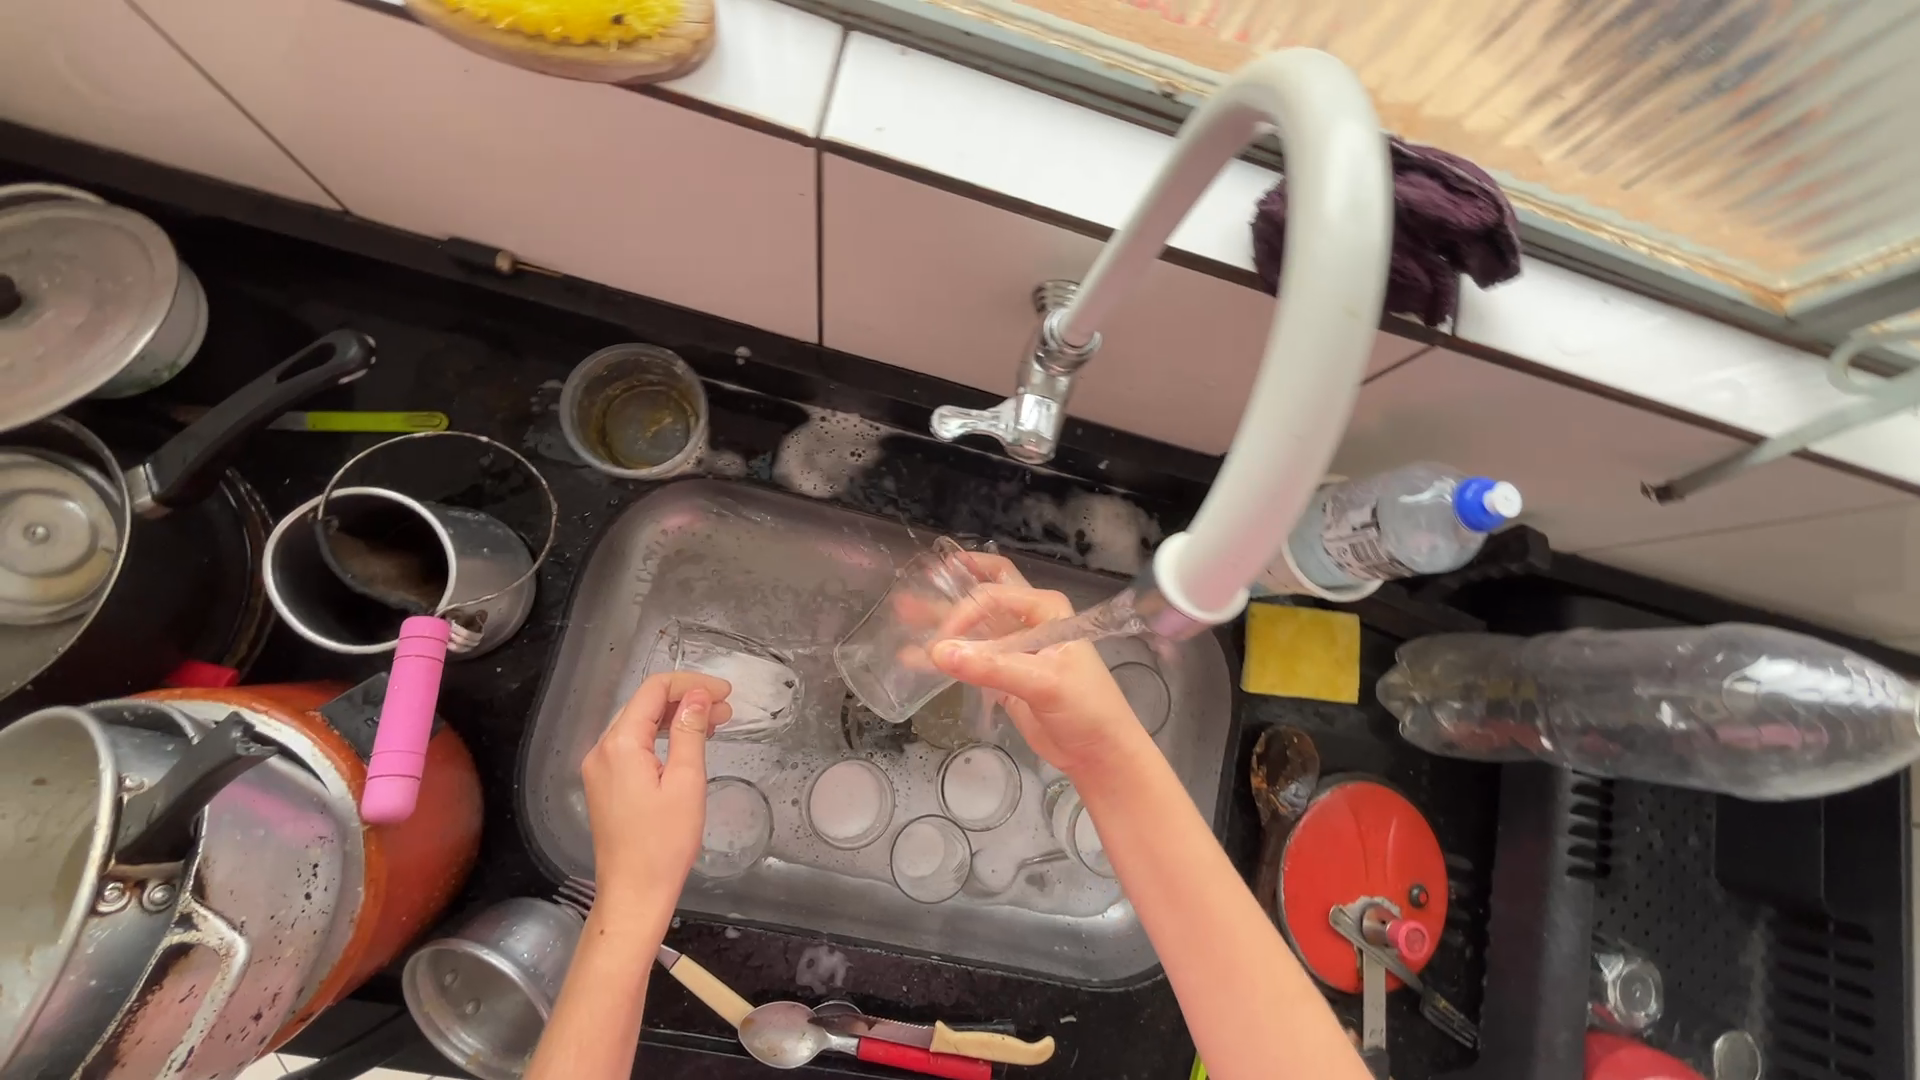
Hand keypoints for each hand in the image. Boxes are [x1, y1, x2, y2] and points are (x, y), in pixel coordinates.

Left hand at [581, 672, 733, 924]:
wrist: (634, 893)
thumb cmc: (664, 842)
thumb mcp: (686, 780)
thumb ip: (689, 731)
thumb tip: (697, 695)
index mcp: (619, 745)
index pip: (653, 690)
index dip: (691, 683)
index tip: (725, 693)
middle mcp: (602, 750)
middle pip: (645, 704)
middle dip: (687, 698)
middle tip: (727, 710)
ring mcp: (600, 768)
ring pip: (640, 723)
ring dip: (677, 717)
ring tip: (716, 723)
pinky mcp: (606, 784)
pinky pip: (634, 745)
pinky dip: (662, 736)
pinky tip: (688, 743)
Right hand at [930, 554, 1144, 780]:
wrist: (1099, 754)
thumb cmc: (1086, 709)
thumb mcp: (1042, 682)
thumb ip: (992, 667)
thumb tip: (939, 652)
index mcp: (1046, 610)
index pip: (994, 593)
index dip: (964, 611)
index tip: (942, 641)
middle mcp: (1029, 621)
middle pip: (985, 594)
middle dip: (952, 588)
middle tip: (917, 581)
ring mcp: (1015, 649)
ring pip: (974, 627)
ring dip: (942, 620)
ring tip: (904, 610)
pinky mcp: (1004, 676)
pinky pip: (971, 660)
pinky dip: (947, 658)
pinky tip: (915, 658)